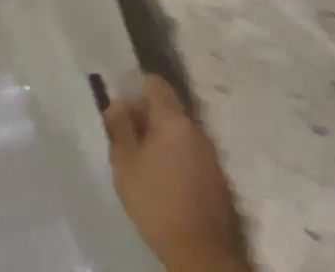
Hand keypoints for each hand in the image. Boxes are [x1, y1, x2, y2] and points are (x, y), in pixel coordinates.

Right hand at [103, 73, 250, 271]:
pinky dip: (172, 154)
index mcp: (173, 122)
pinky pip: (189, 152)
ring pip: (179, 132)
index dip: (134, 84)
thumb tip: (119, 103)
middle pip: (168, 108)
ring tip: (137, 155)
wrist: (202, 251)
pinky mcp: (216, 178)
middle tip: (121, 130)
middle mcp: (197, 132)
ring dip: (158, 136)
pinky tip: (159, 174)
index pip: (155, 84)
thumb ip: (120, 127)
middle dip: (144, 113)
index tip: (118, 98)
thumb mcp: (124, 162)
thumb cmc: (156, 200)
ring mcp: (211, 156)